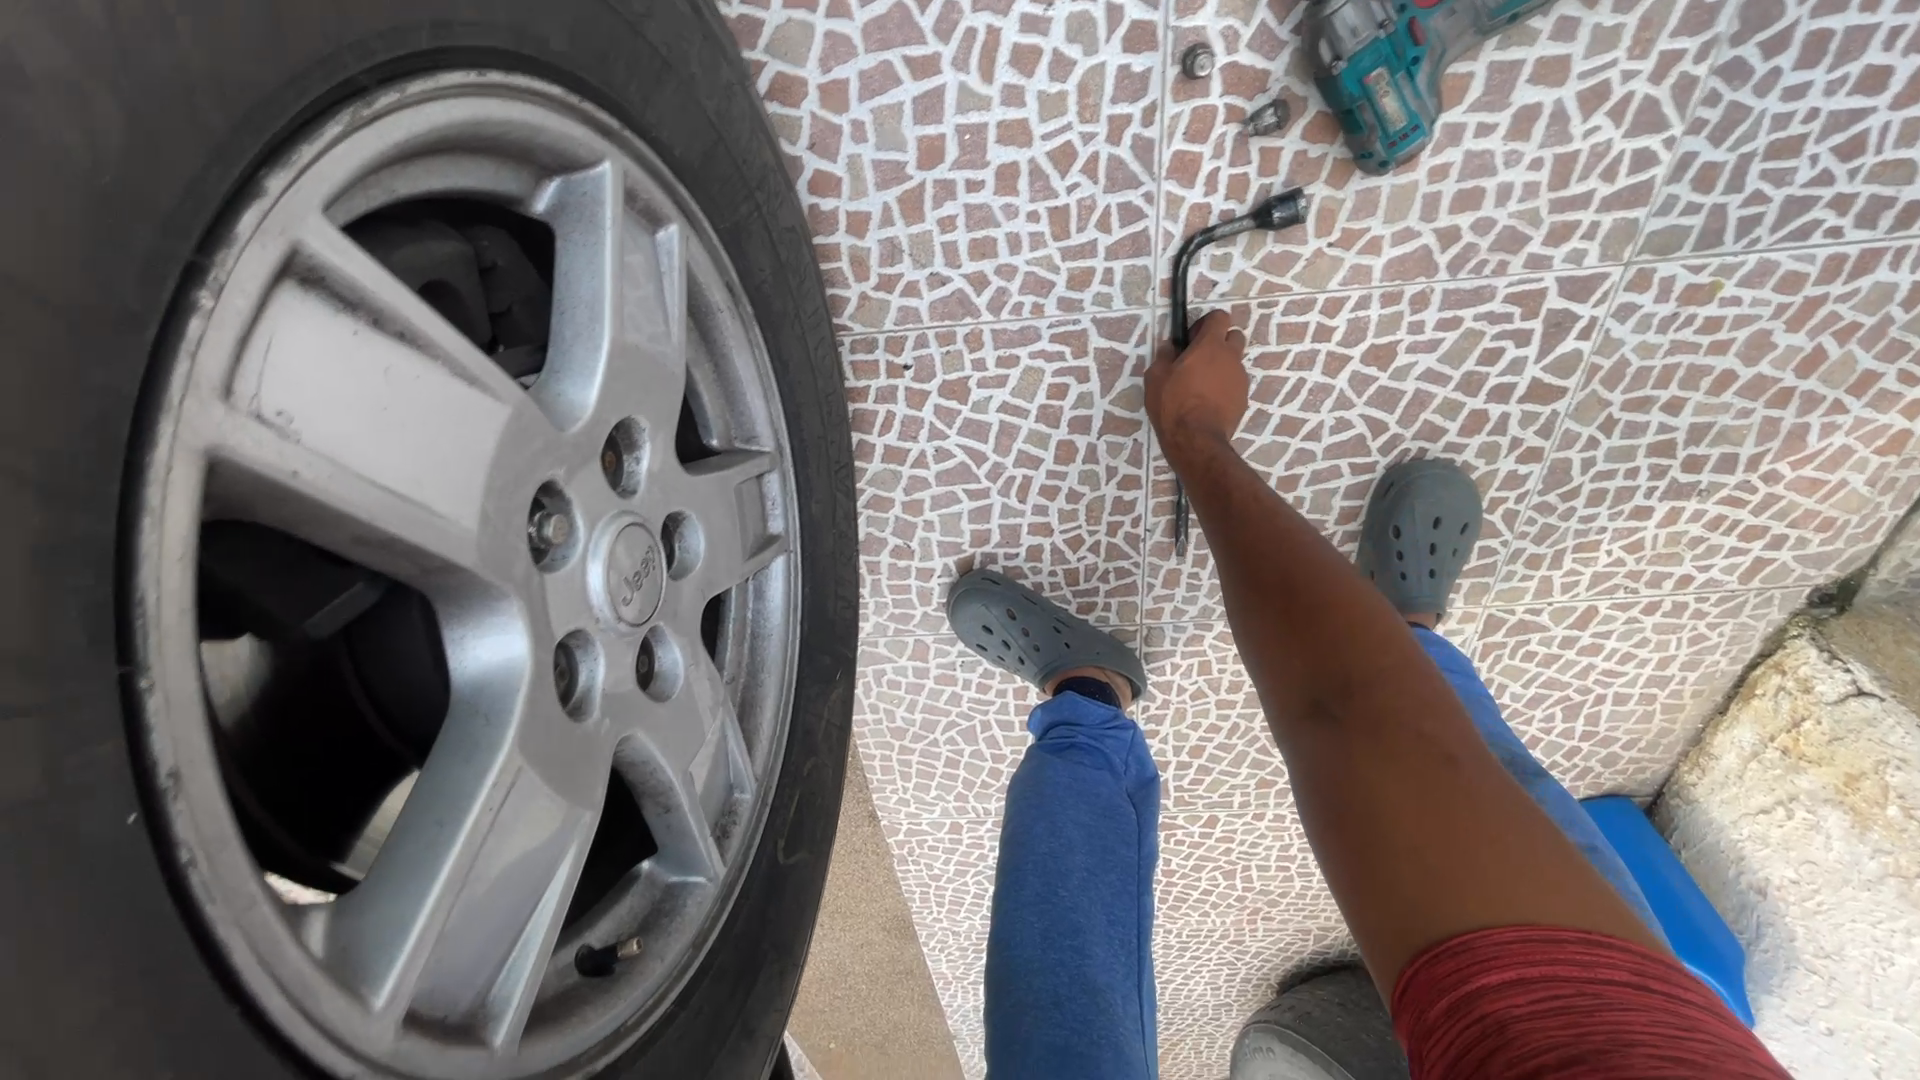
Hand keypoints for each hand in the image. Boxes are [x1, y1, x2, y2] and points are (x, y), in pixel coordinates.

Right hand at [1145, 310, 1248, 462]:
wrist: (1196, 439)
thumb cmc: (1173, 404)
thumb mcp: (1156, 378)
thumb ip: (1165, 356)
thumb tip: (1171, 347)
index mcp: (1210, 346)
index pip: (1219, 317)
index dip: (1206, 324)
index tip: (1192, 339)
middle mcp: (1231, 357)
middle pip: (1234, 336)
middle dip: (1219, 342)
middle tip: (1199, 359)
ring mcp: (1240, 378)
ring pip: (1234, 363)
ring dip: (1220, 367)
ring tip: (1200, 387)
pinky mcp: (1243, 398)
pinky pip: (1234, 384)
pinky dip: (1223, 387)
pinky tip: (1207, 403)